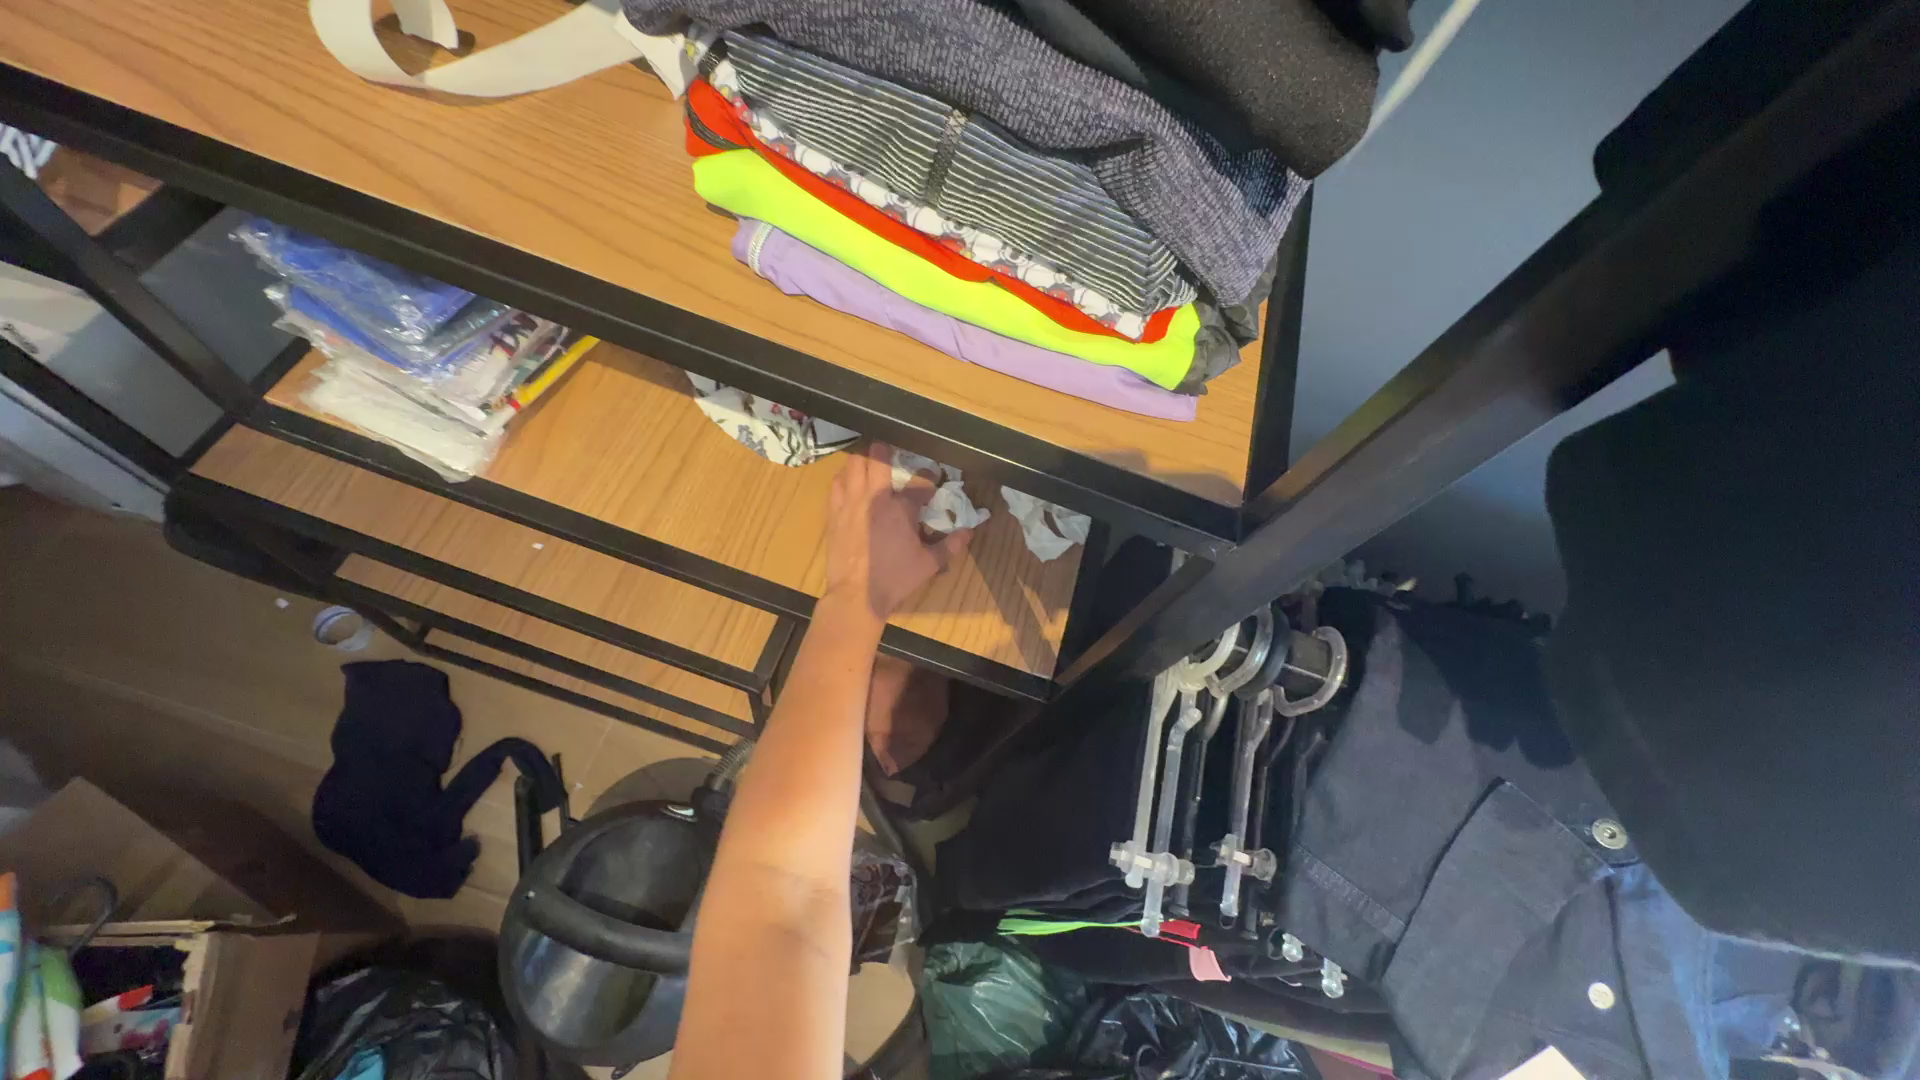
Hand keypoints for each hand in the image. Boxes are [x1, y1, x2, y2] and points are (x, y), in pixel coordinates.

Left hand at [824, 442, 973, 624]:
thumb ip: (950, 546)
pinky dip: (844, 478)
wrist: (856, 595)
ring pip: (853, 465)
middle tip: (890, 449)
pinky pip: (836, 484)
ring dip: (862, 460)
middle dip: (886, 450)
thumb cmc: (895, 579)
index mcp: (902, 508)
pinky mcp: (834, 513)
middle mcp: (875, 498)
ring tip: (868, 462)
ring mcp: (851, 503)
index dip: (930, 477)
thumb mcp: (929, 564)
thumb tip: (969, 532)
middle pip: (878, 459)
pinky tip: (849, 482)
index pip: (920, 483)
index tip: (934, 476)